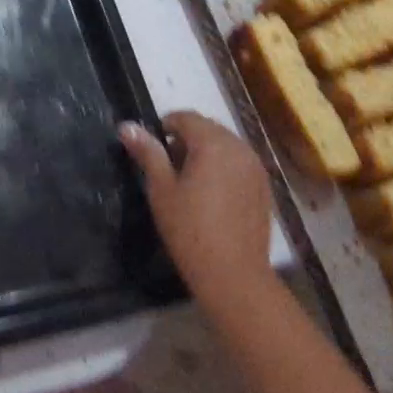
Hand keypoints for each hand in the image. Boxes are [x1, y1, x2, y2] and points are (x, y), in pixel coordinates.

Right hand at [118, 112, 274, 311]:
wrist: (234, 275)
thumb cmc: (190, 229)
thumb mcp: (161, 189)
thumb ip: (147, 152)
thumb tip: (127, 126)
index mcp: (213, 143)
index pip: (186, 117)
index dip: (165, 126)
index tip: (151, 150)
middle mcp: (240, 148)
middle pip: (208, 128)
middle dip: (186, 138)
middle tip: (167, 166)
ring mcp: (256, 168)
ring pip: (226, 145)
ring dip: (206, 152)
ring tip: (188, 181)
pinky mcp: (265, 188)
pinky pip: (239, 164)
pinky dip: (223, 167)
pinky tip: (211, 195)